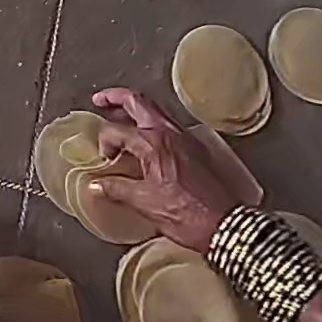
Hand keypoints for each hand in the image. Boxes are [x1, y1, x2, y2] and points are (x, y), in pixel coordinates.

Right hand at [88, 87, 239, 252]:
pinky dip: (152, 124)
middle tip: (101, 100)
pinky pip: (169, 126)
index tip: (103, 158)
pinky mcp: (195, 148)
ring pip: (155, 111)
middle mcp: (170, 133)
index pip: (117, 130)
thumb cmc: (187, 214)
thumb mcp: (144, 202)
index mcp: (153, 143)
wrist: (225, 224)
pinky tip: (146, 139)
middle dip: (116, 97)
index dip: (104, 142)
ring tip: (120, 115)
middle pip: (138, 102)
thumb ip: (116, 188)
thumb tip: (97, 184)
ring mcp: (185, 138)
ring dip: (135, 109)